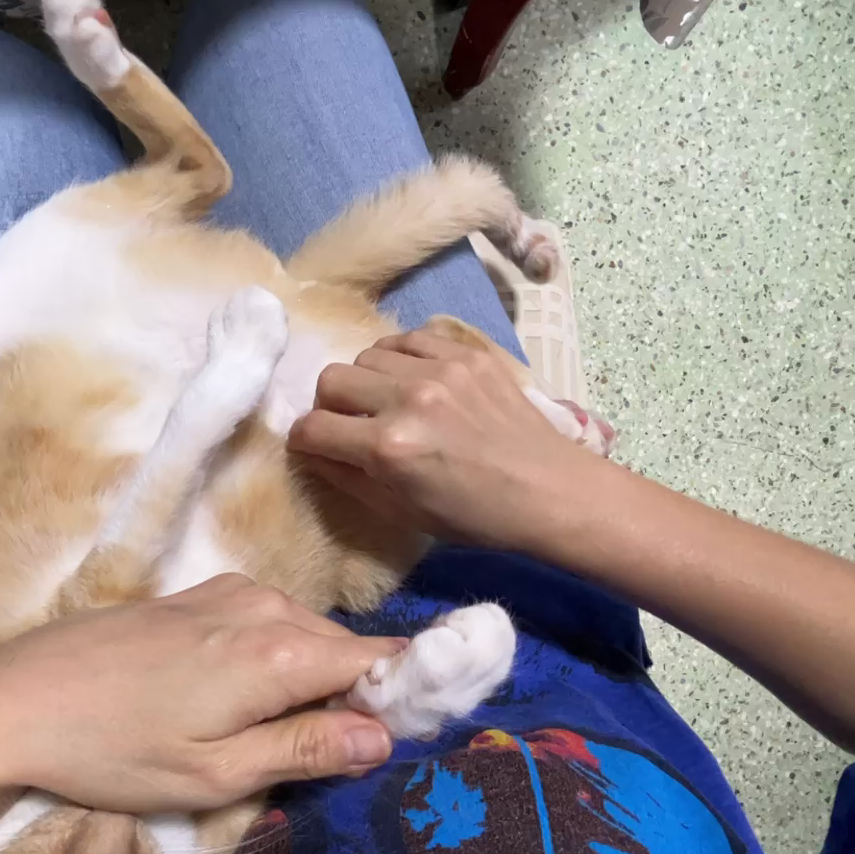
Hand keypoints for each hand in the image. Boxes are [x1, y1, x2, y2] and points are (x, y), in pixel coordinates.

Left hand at [0, 574, 403, 811]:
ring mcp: (233, 591)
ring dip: (312, 675)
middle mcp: (267, 606)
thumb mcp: (215, 772)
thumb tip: (384, 737)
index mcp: (280, 652)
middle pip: (345, 647)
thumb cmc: (116, 749)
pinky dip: (278, 654)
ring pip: (308, 633)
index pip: (379, 659)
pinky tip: (237, 690)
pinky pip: (271, 620)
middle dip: (353, 692)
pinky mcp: (203, 591)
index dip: (402, 692)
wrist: (19, 696)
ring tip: (272, 728)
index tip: (400, 733)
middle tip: (325, 752)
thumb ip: (306, 747)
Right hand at [290, 330, 598, 550]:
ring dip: (366, 381)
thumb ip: (346, 477)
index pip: (313, 428)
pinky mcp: (467, 353)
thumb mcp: (401, 511)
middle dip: (329, 405)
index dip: (305, 440)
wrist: (548, 491)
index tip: (316, 446)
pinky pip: (408, 338)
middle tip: (351, 424)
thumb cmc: (473, 515)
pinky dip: (400, 358)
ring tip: (388, 402)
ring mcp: (440, 369)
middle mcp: (408, 399)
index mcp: (389, 448)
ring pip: (367, 355)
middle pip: (331, 379)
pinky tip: (414, 380)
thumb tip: (310, 450)